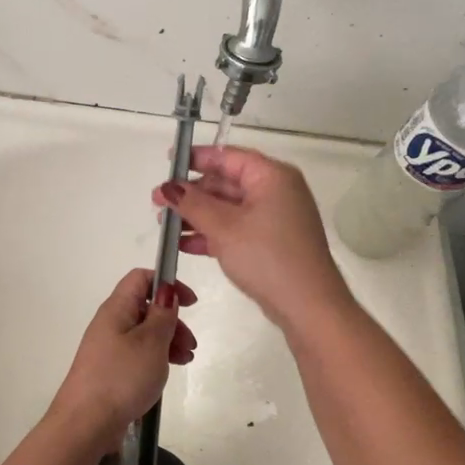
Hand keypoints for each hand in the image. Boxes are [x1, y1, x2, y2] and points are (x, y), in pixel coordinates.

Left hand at [48, 268, 196, 454]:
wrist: (86, 422)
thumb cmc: (121, 377)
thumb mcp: (151, 343)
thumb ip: (162, 314)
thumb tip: (166, 291)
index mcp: (116, 308)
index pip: (140, 278)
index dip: (167, 283)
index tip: (190, 302)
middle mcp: (110, 323)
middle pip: (145, 307)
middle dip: (172, 319)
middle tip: (191, 343)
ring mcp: (108, 347)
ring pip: (144, 332)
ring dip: (168, 340)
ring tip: (187, 360)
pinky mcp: (110, 369)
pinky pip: (138, 353)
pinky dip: (157, 357)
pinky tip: (169, 370)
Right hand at [152, 145, 351, 326]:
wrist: (308, 306)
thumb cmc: (267, 257)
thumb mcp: (224, 227)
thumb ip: (193, 204)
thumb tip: (167, 187)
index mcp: (271, 177)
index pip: (228, 157)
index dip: (196, 158)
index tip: (167, 162)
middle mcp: (275, 192)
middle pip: (226, 183)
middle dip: (191, 193)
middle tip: (157, 202)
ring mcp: (274, 219)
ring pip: (227, 209)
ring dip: (196, 216)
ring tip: (165, 225)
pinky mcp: (270, 243)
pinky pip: (235, 229)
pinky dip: (211, 234)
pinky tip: (183, 245)